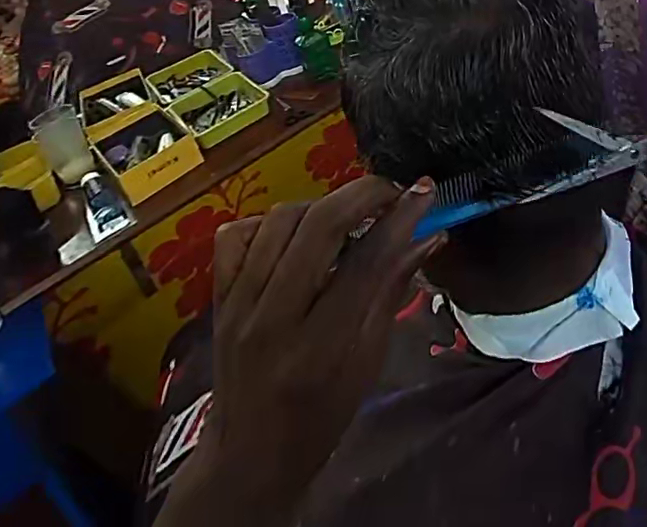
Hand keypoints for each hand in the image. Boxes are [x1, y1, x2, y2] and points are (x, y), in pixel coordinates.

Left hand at [160, 176, 441, 526]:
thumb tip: (429, 235)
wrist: (248, 456)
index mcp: (318, 349)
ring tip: (346, 218)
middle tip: (392, 190)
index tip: (424, 190)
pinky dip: (270, 222)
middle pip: (318, 226)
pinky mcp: (217, 295)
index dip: (400, 218)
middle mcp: (272, 318)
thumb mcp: (368, 362)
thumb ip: (392, 291)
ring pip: (281, 219)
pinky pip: (238, 234)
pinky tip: (293, 235)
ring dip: (322, 206)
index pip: (365, 263)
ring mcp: (238, 303)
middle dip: (363, 194)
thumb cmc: (321, 416)